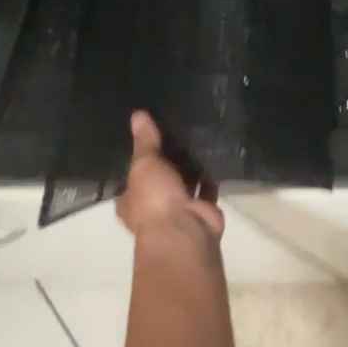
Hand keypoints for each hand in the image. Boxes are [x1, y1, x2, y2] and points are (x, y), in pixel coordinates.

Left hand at [118, 111, 223, 246]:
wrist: (185, 232)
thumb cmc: (154, 200)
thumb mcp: (144, 165)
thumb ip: (145, 142)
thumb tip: (137, 114)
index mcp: (131, 200)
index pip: (132, 174)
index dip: (139, 155)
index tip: (149, 132)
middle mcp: (153, 205)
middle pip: (160, 176)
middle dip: (169, 159)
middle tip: (178, 127)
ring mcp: (179, 208)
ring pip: (185, 180)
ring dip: (191, 165)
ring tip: (198, 133)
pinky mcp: (203, 208)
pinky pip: (207, 186)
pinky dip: (211, 173)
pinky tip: (216, 151)